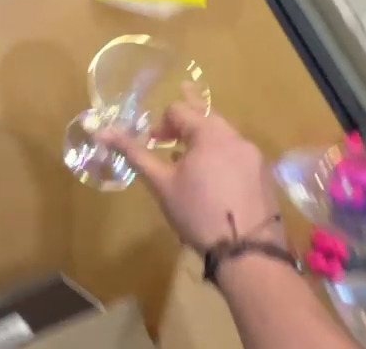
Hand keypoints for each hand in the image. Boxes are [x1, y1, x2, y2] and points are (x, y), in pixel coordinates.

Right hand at [100, 87, 281, 251]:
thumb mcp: (160, 182)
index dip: (161, 123)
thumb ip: (133, 152)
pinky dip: (219, 154)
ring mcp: (255, 159)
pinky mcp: (264, 178)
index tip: (153, 142)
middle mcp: (237, 140)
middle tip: (168, 137)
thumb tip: (100, 130)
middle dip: (184, 123)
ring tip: (187, 157)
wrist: (250, 256)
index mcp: (210, 135)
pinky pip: (237, 153)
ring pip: (223, 135)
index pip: (179, 110)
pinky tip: (210, 176)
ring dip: (202, 138)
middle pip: (206, 116)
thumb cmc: (198, 213)